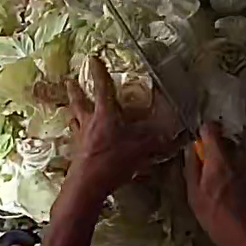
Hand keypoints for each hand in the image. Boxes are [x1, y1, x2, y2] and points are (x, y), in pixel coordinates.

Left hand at [61, 59, 177, 207]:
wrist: (87, 186)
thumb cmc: (112, 161)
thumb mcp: (140, 148)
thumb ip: (157, 140)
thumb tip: (175, 135)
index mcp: (104, 115)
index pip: (102, 89)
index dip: (99, 72)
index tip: (93, 58)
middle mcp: (89, 123)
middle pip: (79, 102)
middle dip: (76, 90)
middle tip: (70, 81)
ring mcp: (81, 139)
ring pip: (75, 119)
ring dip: (74, 112)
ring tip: (71, 108)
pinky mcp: (78, 154)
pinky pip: (77, 138)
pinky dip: (78, 134)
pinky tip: (81, 137)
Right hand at [182, 123, 245, 245]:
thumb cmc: (221, 224)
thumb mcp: (195, 200)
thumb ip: (192, 169)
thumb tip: (192, 148)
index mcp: (220, 161)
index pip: (211, 131)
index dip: (206, 133)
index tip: (203, 142)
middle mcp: (242, 159)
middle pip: (229, 146)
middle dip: (222, 157)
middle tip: (217, 180)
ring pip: (243, 162)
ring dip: (238, 172)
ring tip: (234, 197)